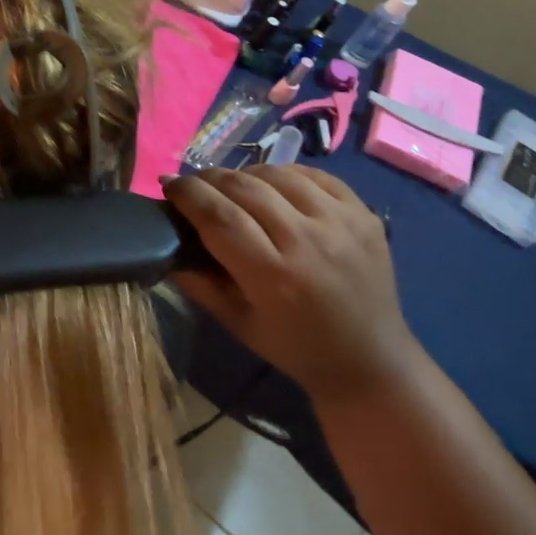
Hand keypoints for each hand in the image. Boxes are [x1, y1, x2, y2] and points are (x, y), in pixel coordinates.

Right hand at [164, 165, 423, 402]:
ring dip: (245, 174)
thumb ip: (198, 282)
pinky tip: (272, 187)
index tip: (168, 185)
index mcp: (274, 277)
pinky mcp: (364, 213)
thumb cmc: (295, 347)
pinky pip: (314, 175)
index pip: (219, 216)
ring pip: (278, 174)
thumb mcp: (237, 323)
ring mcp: (342, 223)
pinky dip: (284, 175)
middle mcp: (309, 242)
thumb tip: (165, 241)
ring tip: (230, 186)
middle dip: (209, 178)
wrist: (371, 360)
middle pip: (245, 187)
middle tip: (192, 184)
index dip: (188, 194)